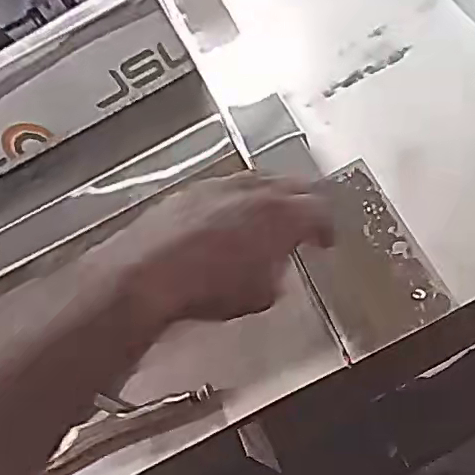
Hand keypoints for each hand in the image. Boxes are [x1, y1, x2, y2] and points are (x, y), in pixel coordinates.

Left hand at [97, 172, 334, 325]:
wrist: (145, 274)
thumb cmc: (208, 288)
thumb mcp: (260, 294)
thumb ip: (278, 273)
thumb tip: (275, 269)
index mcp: (284, 215)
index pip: (321, 212)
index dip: (328, 228)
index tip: (325, 242)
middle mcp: (256, 191)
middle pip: (296, 186)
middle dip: (307, 204)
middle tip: (309, 221)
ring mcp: (222, 185)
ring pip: (261, 181)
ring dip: (274, 196)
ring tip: (273, 215)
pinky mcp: (193, 189)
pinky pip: (229, 187)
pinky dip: (241, 199)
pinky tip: (234, 216)